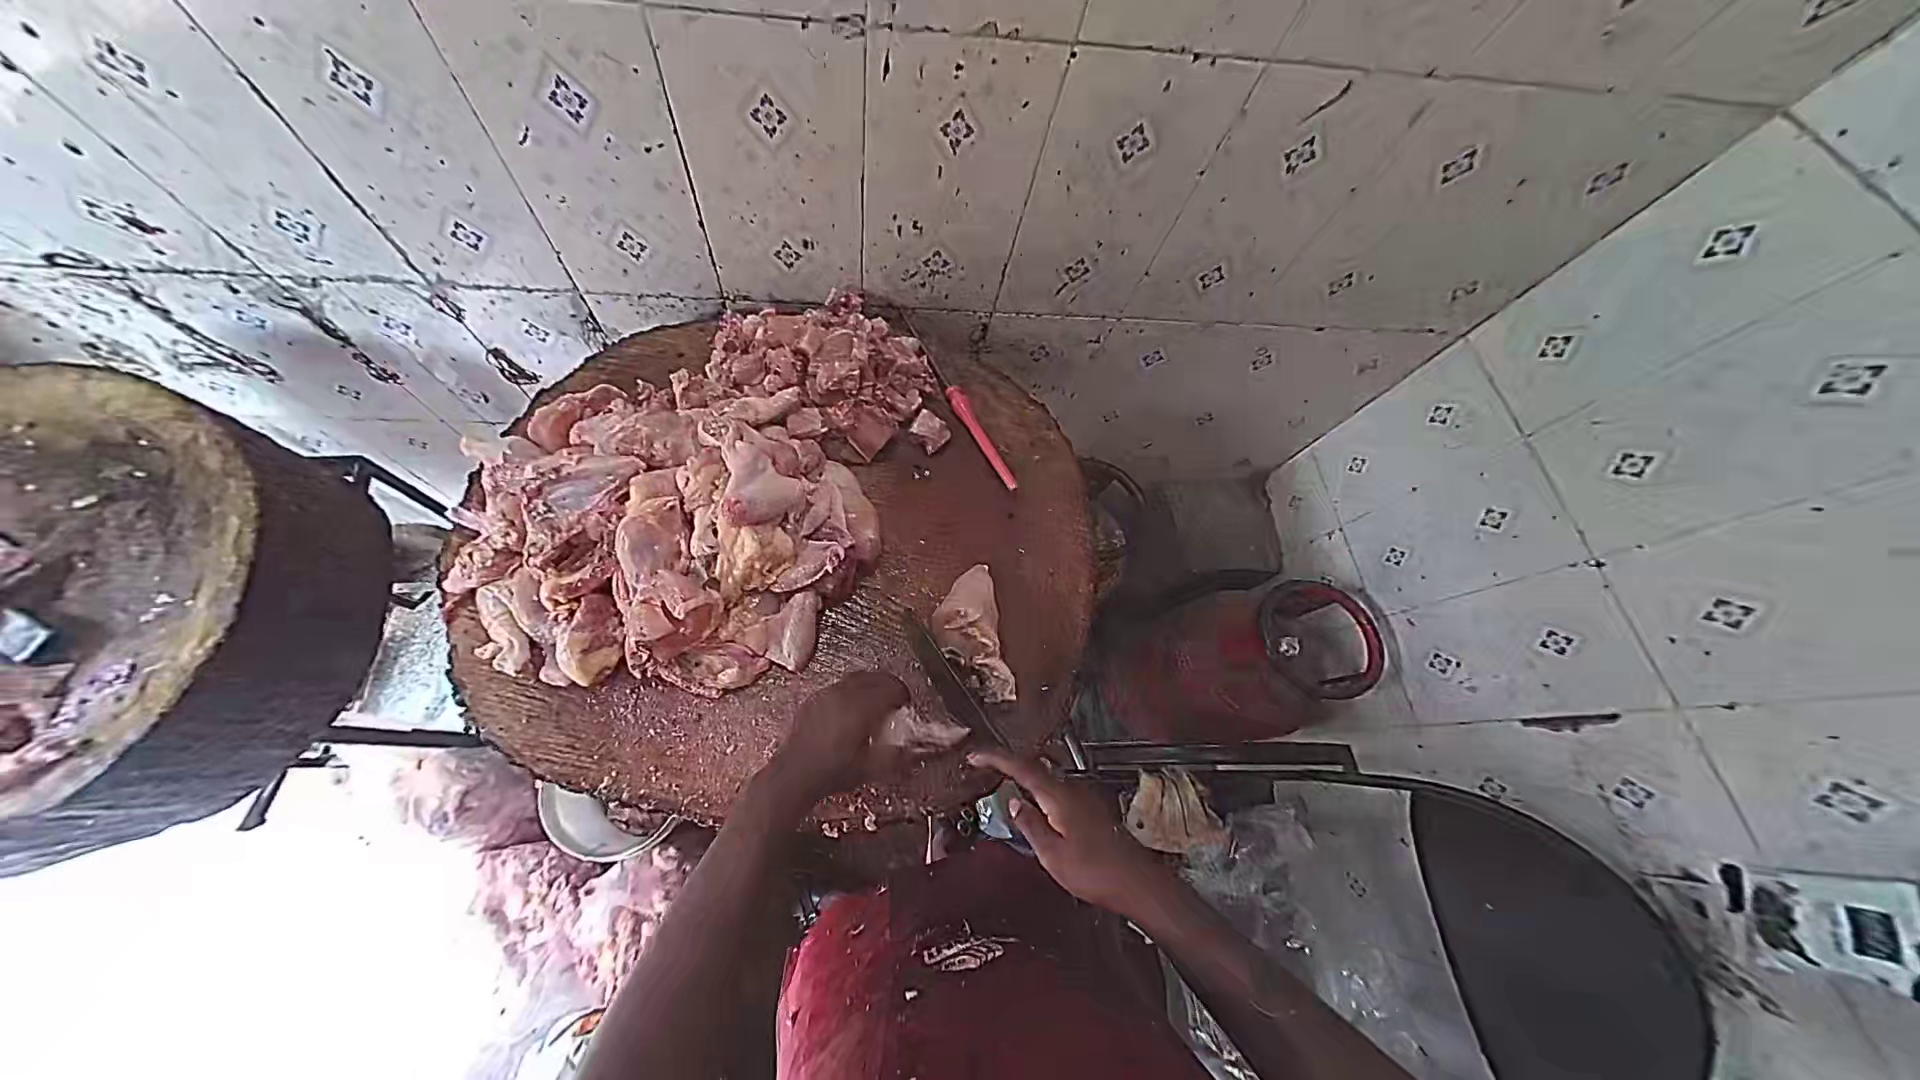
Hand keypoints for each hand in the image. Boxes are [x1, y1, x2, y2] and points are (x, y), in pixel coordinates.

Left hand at [759, 672, 909, 810]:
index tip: (905, 705)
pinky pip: (838, 687)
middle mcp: (843, 694)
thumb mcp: (873, 768)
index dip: (903, 695)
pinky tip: (849, 711)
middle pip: (875, 677)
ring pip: (855, 679)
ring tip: (874, 704)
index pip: (891, 688)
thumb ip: (898, 756)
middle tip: (895, 701)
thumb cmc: (832, 772)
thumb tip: (915, 751)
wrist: (795, 776)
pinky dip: (850, 692)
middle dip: (889, 686)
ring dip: (870, 686)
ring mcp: (826, 695)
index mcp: (861, 707)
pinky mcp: (813, 700)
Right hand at [968, 746, 1174, 917]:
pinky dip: (1039, 790)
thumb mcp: (1052, 855)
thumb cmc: (1096, 873)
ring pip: (1047, 778)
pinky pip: (1057, 790)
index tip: (975, 755)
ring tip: (1004, 786)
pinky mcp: (1091, 809)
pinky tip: (1035, 806)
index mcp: (1058, 796)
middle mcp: (1072, 789)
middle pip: (1034, 766)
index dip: (995, 758)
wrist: (1138, 883)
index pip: (1021, 767)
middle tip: (985, 768)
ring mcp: (1084, 797)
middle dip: (1007, 764)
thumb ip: (1030, 825)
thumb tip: (1014, 803)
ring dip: (1024, 778)